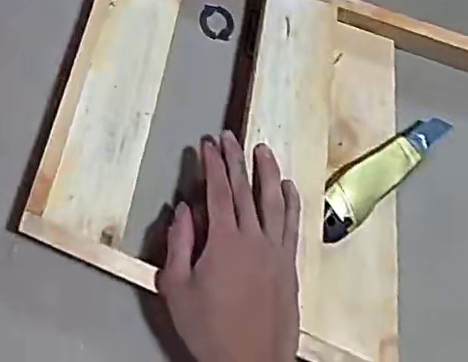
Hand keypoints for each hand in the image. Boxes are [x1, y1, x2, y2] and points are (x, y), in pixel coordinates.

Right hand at [157, 133, 300, 361]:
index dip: (212, 165)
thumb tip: (183, 209)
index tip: (207, 144)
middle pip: (245, 191)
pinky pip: (291, 228)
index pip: (218, 192)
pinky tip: (287, 189)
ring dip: (266, 173)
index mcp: (224, 243)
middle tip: (228, 136)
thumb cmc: (209, 330)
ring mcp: (276, 256)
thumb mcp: (176, 287)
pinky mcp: (289, 271)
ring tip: (262, 149)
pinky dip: (289, 205)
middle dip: (235, 160)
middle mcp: (254, 242)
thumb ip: (178, 243)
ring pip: (273, 204)